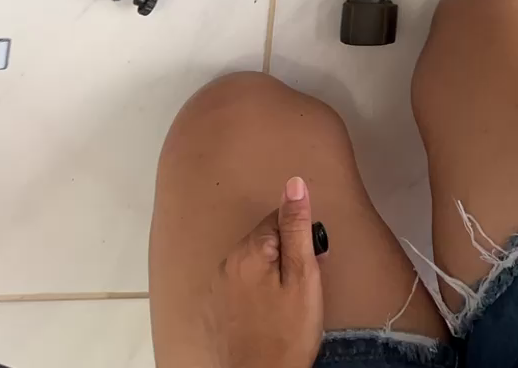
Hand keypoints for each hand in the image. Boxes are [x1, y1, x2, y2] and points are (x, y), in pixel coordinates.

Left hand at [202, 176, 323, 367]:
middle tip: (300, 288)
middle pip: (263, 241)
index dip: (298, 239)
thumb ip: (297, 227)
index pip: (278, 219)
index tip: (308, 264)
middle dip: (283, 256)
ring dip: (267, 274)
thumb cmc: (288, 333)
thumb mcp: (303, 277)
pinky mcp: (210, 313)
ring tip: (284, 305)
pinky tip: (263, 317)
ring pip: (250, 264)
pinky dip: (251, 294)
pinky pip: (236, 287)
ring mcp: (213, 291)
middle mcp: (224, 265)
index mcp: (248, 252)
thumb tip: (294, 183)